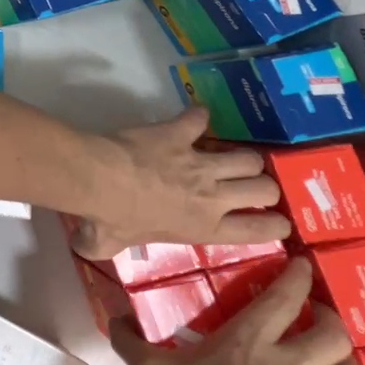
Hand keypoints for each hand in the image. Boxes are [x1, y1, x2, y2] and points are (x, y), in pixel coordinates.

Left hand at [71, 107, 290, 260]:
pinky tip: (195, 116)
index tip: (278, 221)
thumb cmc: (109, 217)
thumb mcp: (107, 243)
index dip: (276, 226)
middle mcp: (212, 197)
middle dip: (265, 187)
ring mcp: (198, 163)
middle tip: (251, 184)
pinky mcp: (177, 134)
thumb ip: (104, 248)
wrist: (99, 178)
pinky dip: (198, 116)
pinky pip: (198, 120)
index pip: (262, 232)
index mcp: (205, 229)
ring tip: (234, 155)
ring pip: (247, 157)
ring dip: (243, 156)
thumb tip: (86, 249)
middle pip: (265, 190)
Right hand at [111, 259, 364, 364]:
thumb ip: (129, 338)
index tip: (302, 263)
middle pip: (334, 336)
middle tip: (317, 314)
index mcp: (248, 343)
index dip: (299, 277)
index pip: (285, 299)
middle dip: (332, 320)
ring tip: (331, 358)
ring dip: (347, 363)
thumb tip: (114, 313)